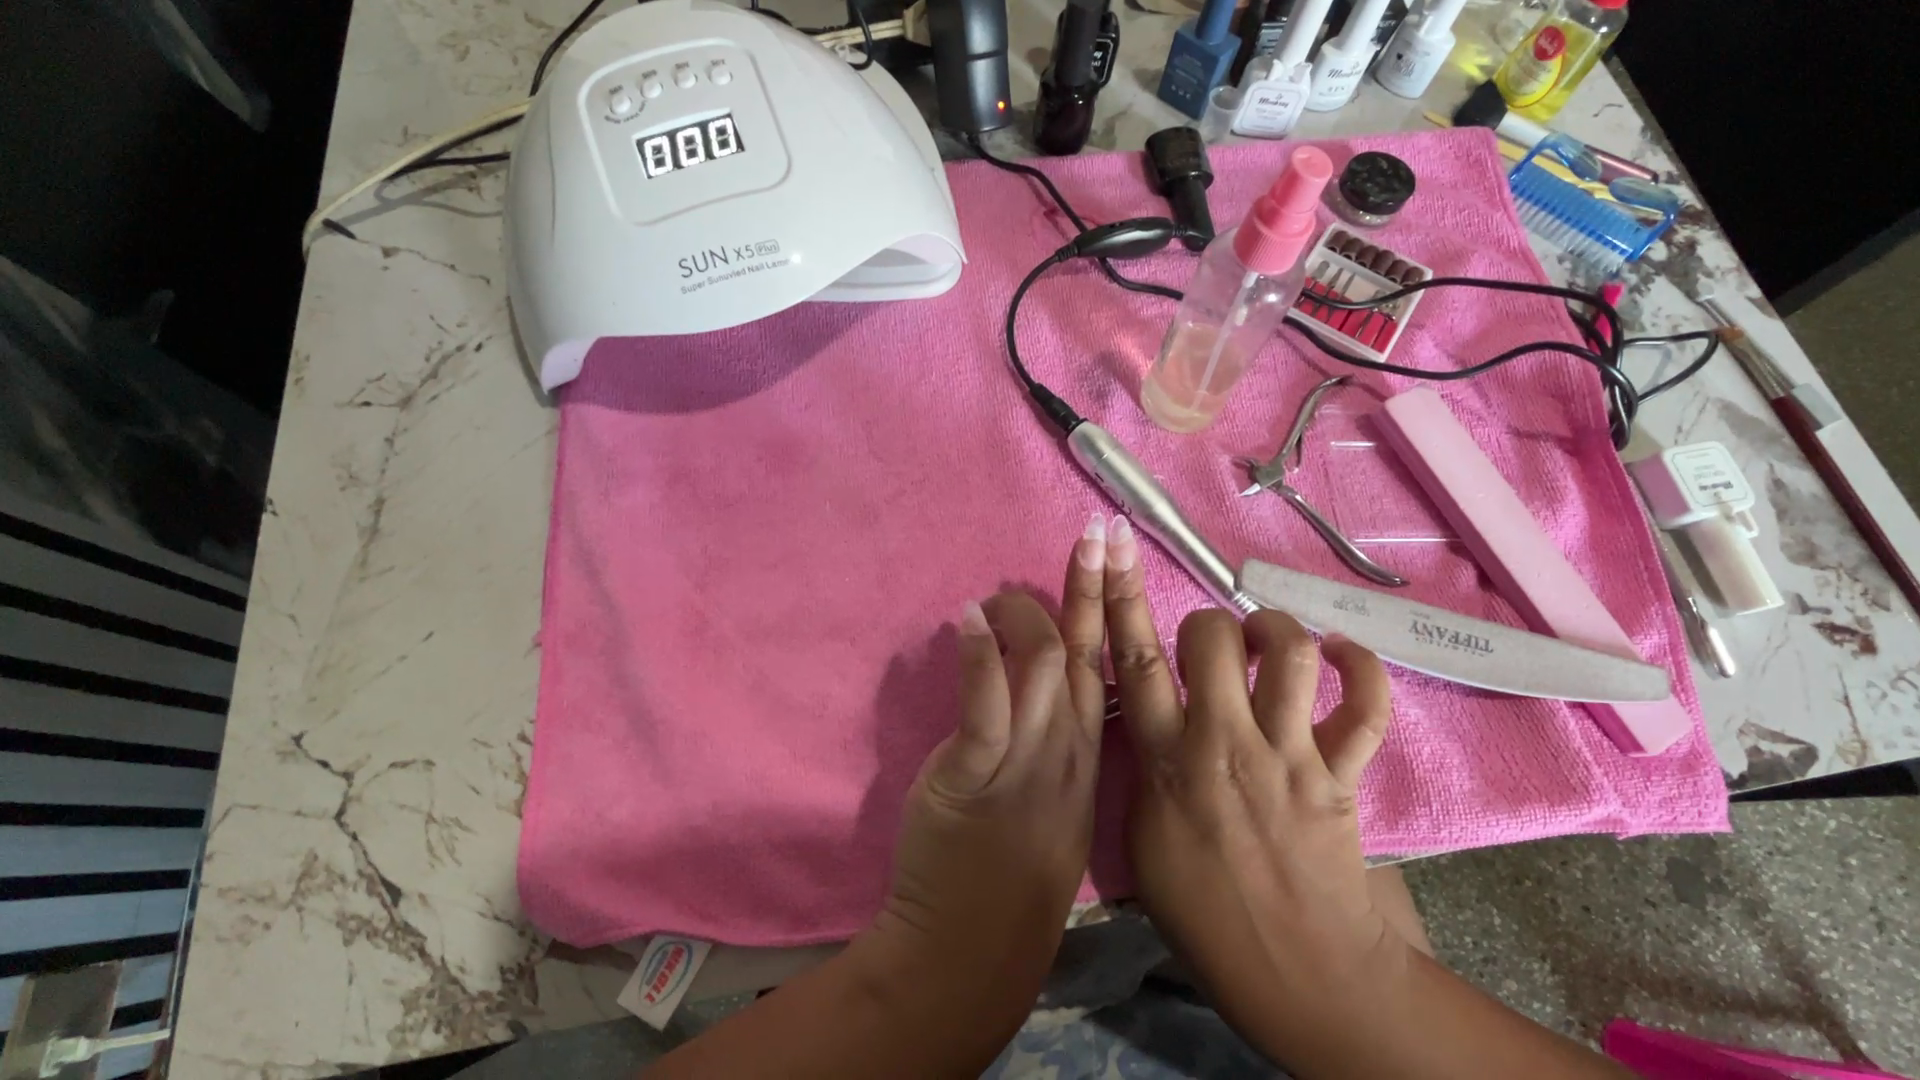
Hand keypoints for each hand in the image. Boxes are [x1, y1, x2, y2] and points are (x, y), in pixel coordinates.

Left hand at [854, 515, 1109, 1054]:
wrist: (975, 942)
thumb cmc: (1009, 871)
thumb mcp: (1052, 801)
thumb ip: (1051, 741)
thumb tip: (1036, 682)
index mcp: (1089, 752)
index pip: (1110, 664)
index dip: (1114, 607)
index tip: (1121, 557)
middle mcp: (1069, 748)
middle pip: (1087, 652)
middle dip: (1095, 587)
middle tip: (1104, 531)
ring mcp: (1028, 761)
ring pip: (1045, 668)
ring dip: (1031, 611)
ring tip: (1007, 584)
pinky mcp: (979, 774)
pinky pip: (987, 704)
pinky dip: (981, 656)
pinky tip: (971, 616)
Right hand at [1100, 515, 1406, 1056]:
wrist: (1296, 971)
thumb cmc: (1204, 915)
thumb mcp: (1142, 842)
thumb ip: (1143, 772)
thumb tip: (1146, 723)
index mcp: (1165, 762)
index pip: (1132, 661)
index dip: (1118, 595)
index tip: (1109, 545)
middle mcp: (1223, 744)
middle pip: (1212, 639)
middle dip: (1211, 623)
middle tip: (1214, 643)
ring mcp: (1287, 756)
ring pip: (1288, 656)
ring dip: (1278, 630)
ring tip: (1269, 638)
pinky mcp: (1340, 774)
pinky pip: (1365, 706)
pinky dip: (1361, 669)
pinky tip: (1342, 656)